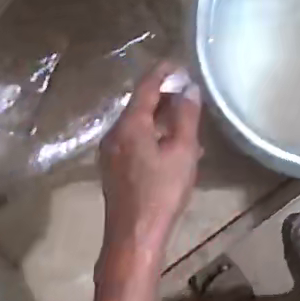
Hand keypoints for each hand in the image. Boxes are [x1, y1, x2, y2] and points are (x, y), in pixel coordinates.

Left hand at [99, 62, 203, 260]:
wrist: (134, 236)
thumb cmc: (162, 193)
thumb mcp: (182, 152)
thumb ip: (186, 117)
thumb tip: (188, 89)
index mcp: (130, 125)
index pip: (146, 87)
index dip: (163, 72)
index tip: (179, 63)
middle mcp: (114, 134)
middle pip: (139, 104)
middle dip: (163, 94)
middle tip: (188, 90)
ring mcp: (110, 152)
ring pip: (136, 123)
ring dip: (159, 116)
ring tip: (185, 117)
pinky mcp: (113, 168)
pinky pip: (133, 139)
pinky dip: (152, 133)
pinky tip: (171, 144)